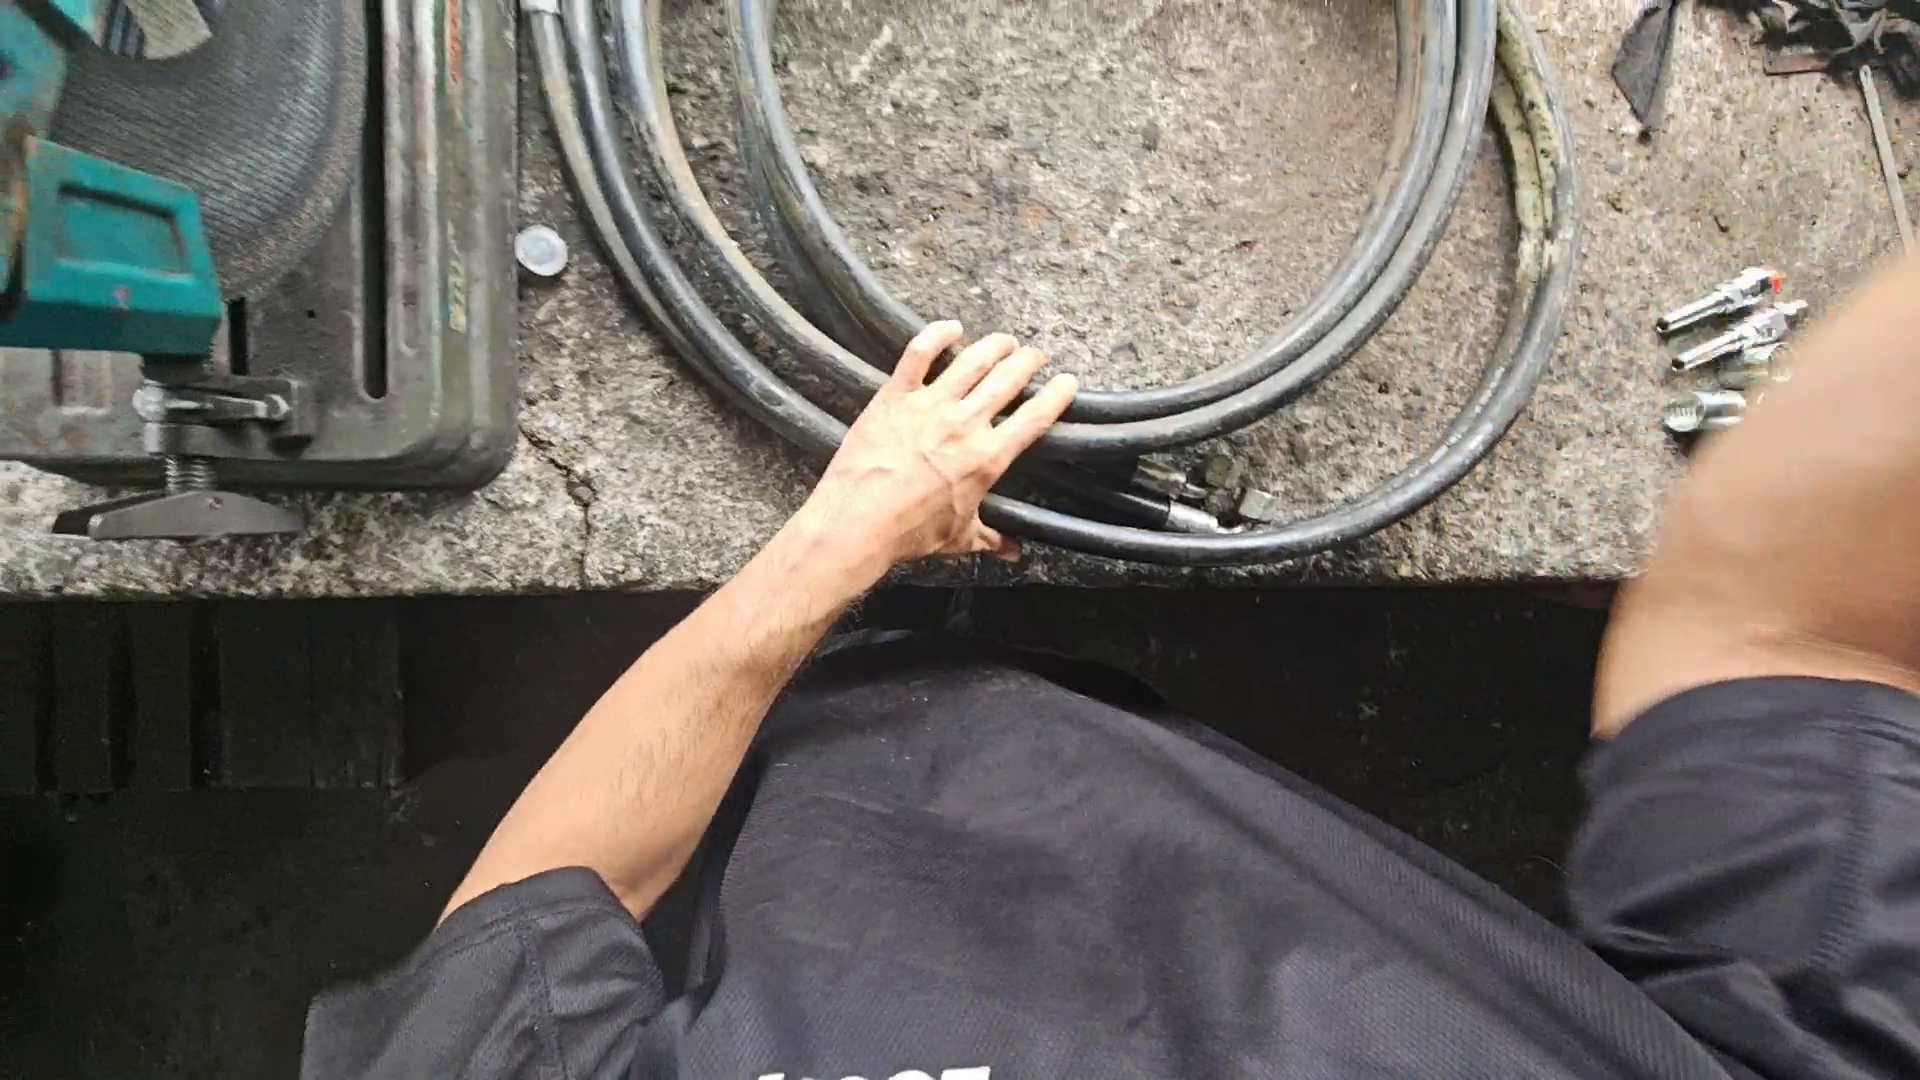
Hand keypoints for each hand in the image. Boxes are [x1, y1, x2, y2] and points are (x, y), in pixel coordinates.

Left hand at [797, 321, 1077, 571]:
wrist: (860, 521)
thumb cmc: (912, 532)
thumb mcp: (959, 538)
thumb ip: (991, 538)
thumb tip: (1013, 553)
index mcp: (988, 458)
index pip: (1034, 418)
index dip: (1056, 396)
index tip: (1068, 382)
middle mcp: (965, 424)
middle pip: (1008, 379)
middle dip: (1028, 362)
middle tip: (1036, 356)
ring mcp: (930, 405)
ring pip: (972, 360)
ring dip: (994, 346)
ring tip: (1005, 341)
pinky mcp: (896, 396)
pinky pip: (919, 353)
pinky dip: (937, 334)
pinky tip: (952, 327)